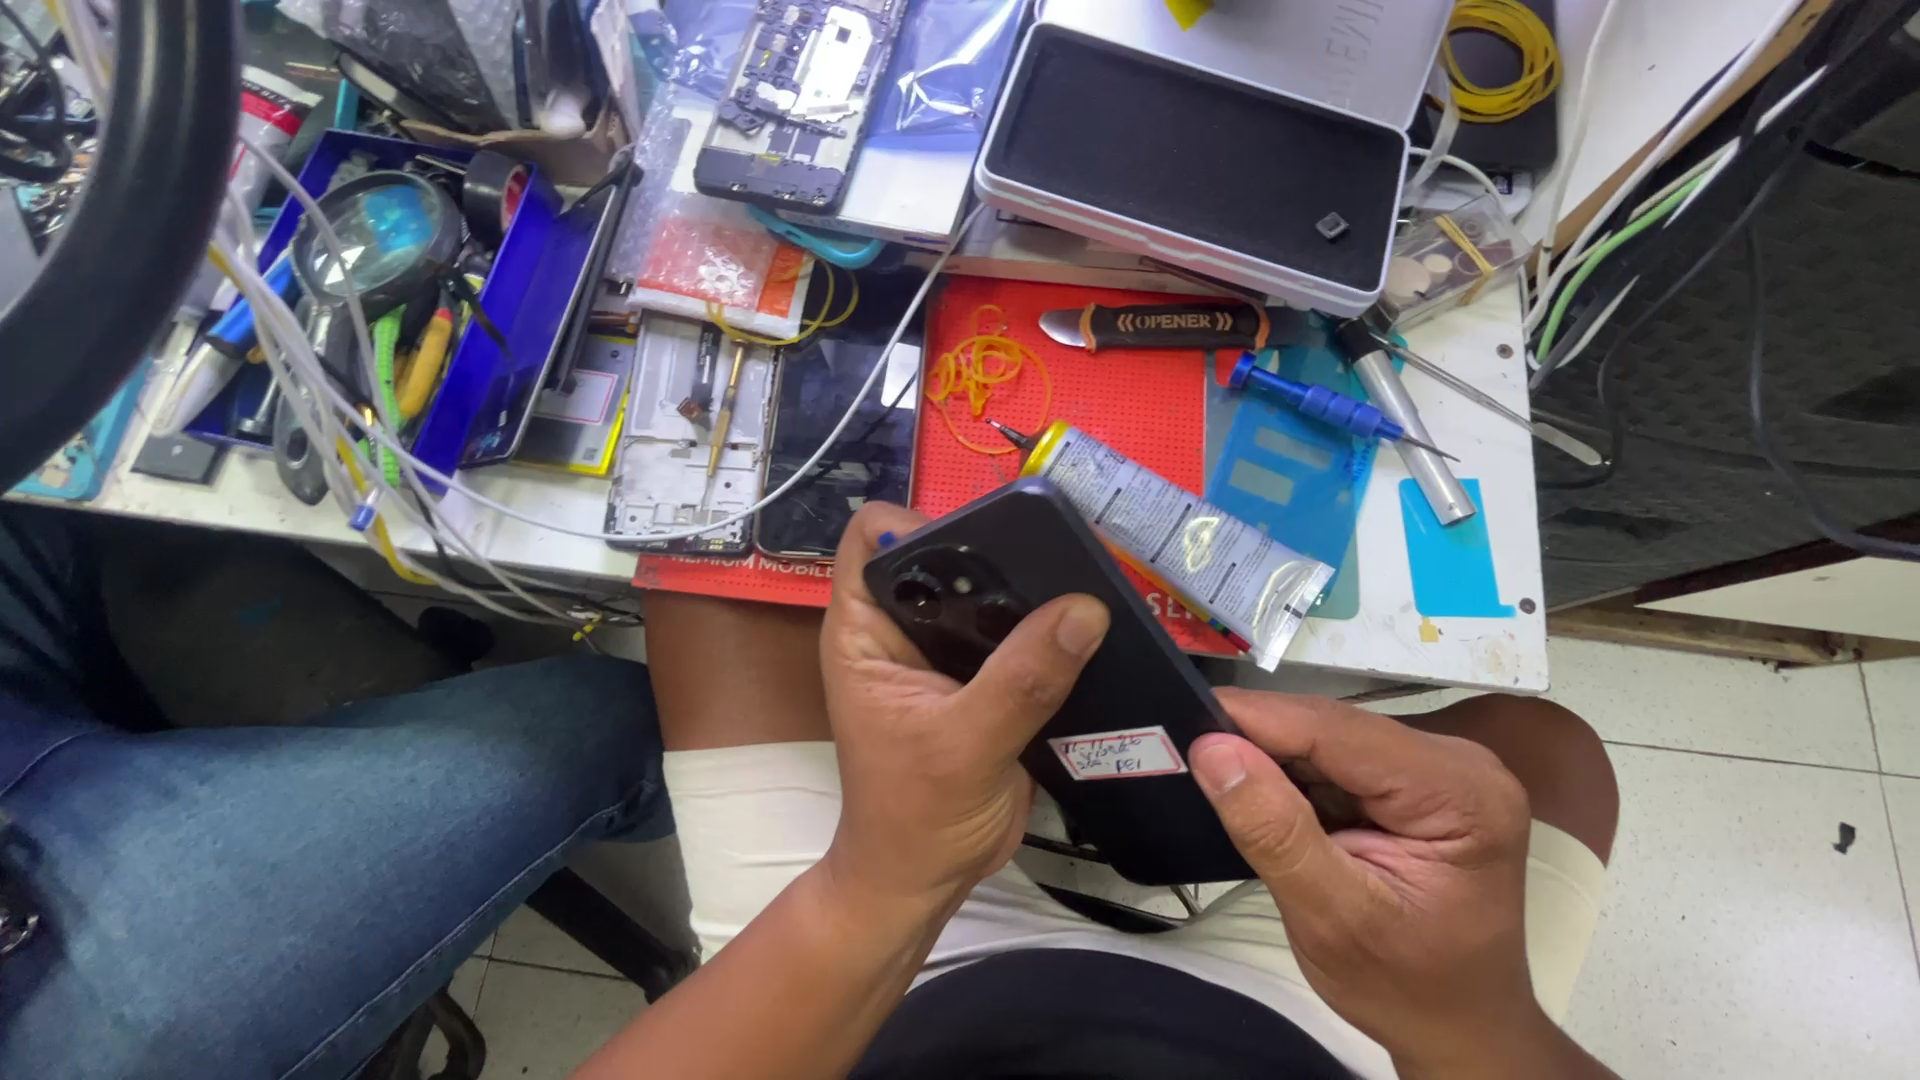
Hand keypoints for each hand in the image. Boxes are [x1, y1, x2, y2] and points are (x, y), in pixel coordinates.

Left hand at [818, 503, 1109, 908]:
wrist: (925, 878)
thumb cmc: (916, 815)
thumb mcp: (965, 746)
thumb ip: (1022, 679)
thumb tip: (1085, 608)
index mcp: (865, 630)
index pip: (872, 537)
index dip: (918, 520)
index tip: (987, 534)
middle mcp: (900, 628)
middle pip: (940, 555)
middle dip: (993, 547)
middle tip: (1058, 546)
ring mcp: (942, 652)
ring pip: (982, 593)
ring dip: (1027, 587)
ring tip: (1084, 575)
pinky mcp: (981, 677)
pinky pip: (1013, 633)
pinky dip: (1045, 627)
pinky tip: (1086, 623)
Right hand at [1189, 691, 1548, 1076]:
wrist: (1456, 1027)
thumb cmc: (1405, 987)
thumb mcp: (1330, 918)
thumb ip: (1274, 831)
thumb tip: (1212, 748)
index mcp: (1457, 793)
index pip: (1335, 730)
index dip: (1254, 718)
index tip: (1181, 717)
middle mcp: (1455, 762)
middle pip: (1330, 725)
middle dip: (1256, 735)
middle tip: (1183, 746)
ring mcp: (1434, 766)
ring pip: (1324, 733)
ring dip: (1268, 751)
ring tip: (1211, 766)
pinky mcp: (1410, 777)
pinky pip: (1332, 754)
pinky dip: (1288, 769)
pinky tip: (1258, 788)